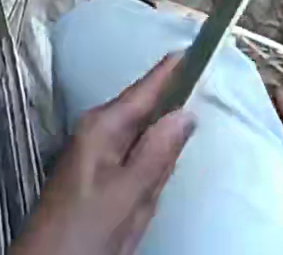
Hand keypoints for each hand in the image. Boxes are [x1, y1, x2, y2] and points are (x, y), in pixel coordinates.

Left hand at [11, 54, 196, 254]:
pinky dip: (140, 186)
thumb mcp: (127, 197)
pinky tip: (131, 213)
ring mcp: (94, 151)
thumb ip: (158, 153)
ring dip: (150, 174)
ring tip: (135, 210)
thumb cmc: (82, 233)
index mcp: (104, 124)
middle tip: (158, 180)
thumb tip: (187, 112)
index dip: (174, 69)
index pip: (147, 86)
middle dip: (163, 143)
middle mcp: (98, 128)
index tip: (200, 48)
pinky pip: (131, 167)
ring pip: (142, 145)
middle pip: (148, 116)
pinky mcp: (94, 175)